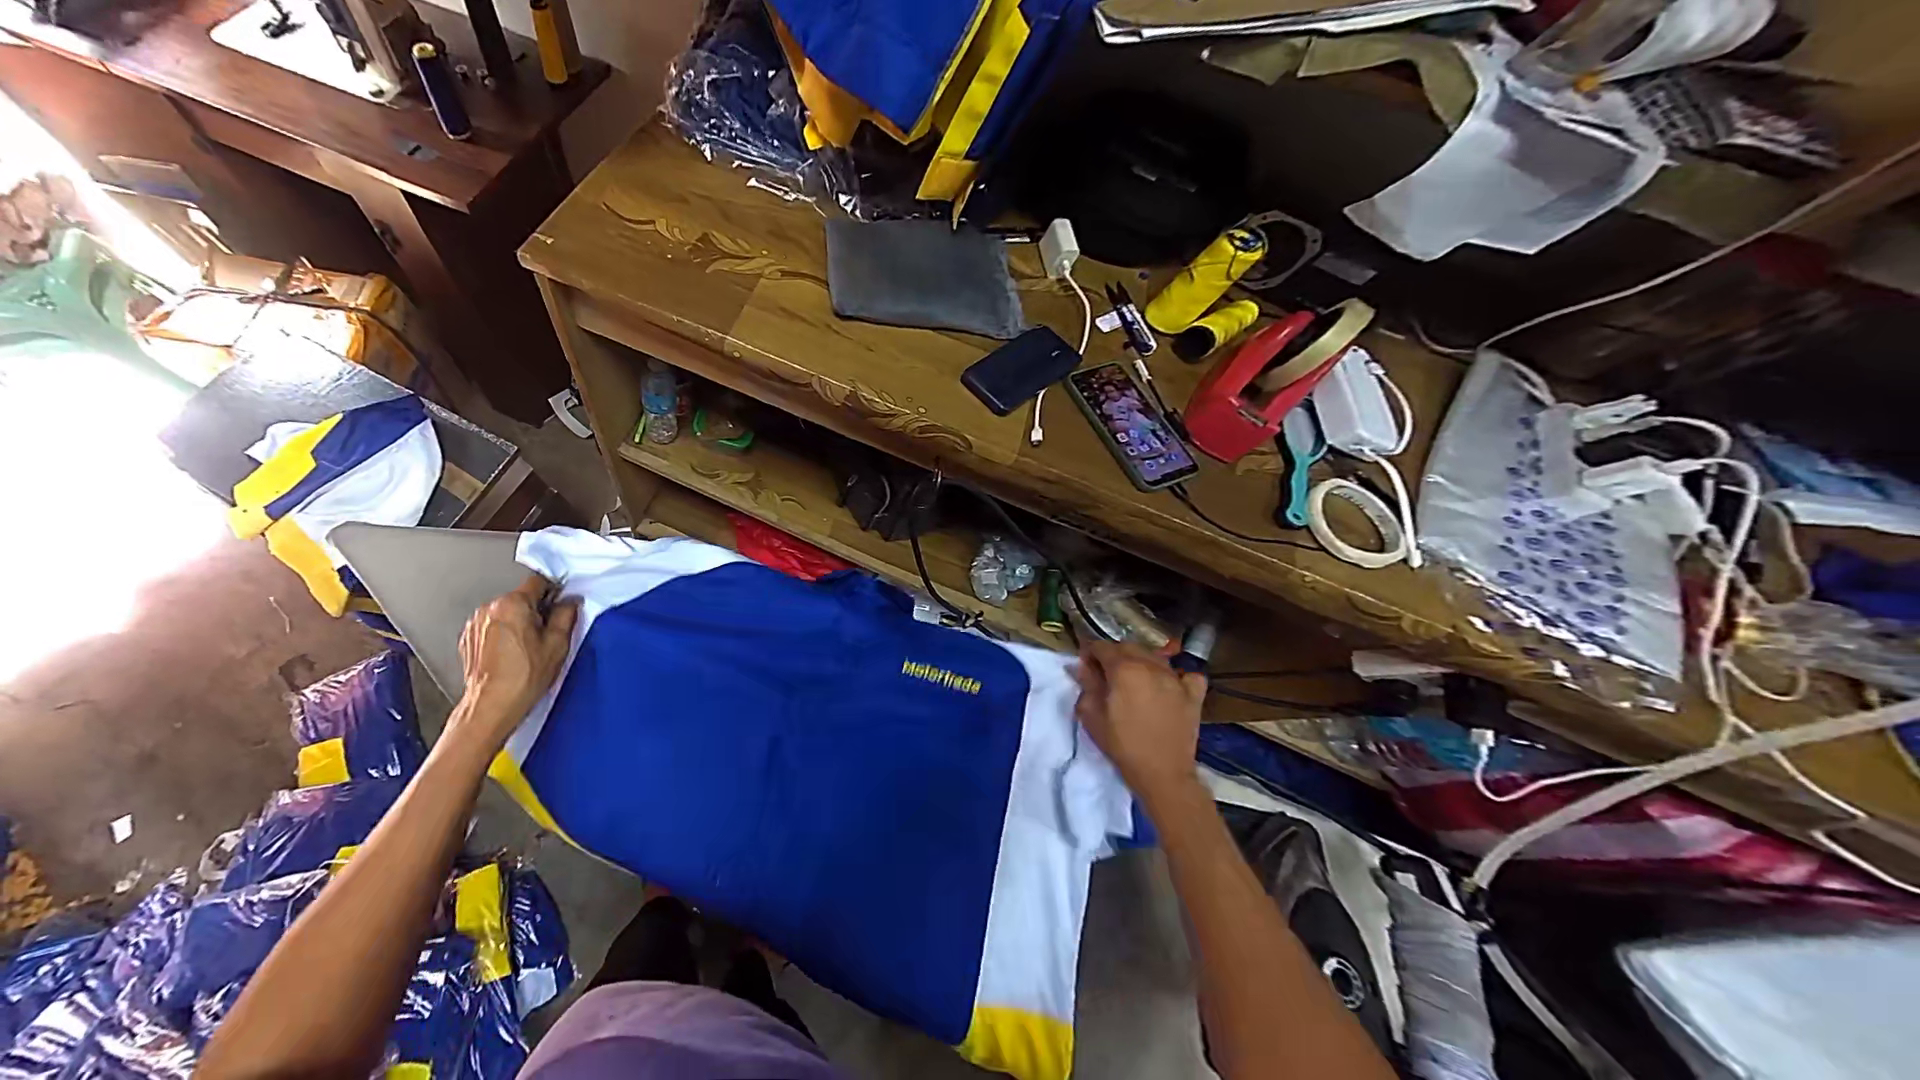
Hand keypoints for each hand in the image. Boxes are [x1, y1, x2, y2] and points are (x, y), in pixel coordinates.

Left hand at [452, 574, 579, 751]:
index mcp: (512, 604)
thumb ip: (567, 615)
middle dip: (536, 611)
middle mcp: (489, 610)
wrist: (492, 706)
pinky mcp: (469, 640)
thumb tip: (569, 603)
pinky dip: (504, 636)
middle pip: (521, 598)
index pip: (538, 582)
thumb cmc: (521, 679)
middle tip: (548, 634)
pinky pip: (493, 628)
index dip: (555, 592)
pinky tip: (514, 655)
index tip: (562, 604)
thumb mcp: (558, 644)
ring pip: (506, 613)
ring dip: (519, 624)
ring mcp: (475, 625)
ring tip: (529, 649)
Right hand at [1073, 641, 1207, 806]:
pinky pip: (1187, 674)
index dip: (1091, 652)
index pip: (1102, 647)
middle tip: (1106, 673)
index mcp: (1124, 669)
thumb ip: (1086, 685)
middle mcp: (1151, 666)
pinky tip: (1170, 685)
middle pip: (1129, 647)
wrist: (1162, 774)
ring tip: (1135, 680)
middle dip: (1114, 654)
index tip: (1086, 664)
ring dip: (1141, 661)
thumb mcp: (1092, 717)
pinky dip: (1178, 675)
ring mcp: (1175, 678)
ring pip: (1156, 656)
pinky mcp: (1193, 694)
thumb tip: (1082, 666)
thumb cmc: (1122, 746)